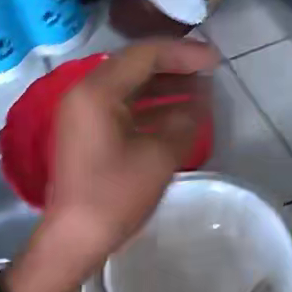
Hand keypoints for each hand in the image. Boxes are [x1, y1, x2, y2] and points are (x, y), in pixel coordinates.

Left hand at [6, 40, 215, 291]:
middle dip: (175, 66)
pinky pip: (124, 105)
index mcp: (97, 91)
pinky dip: (152, 105)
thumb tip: (199, 102)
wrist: (75, 238)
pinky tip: (181, 113)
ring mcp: (84, 112)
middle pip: (135, 65)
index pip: (145, 55)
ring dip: (166, 85)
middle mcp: (85, 93)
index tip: (215, 60)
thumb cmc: (116, 195)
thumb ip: (185, 121)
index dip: (184, 54)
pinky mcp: (88, 131)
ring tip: (201, 90)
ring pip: (131, 85)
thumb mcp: (160, 156)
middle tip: (211, 71)